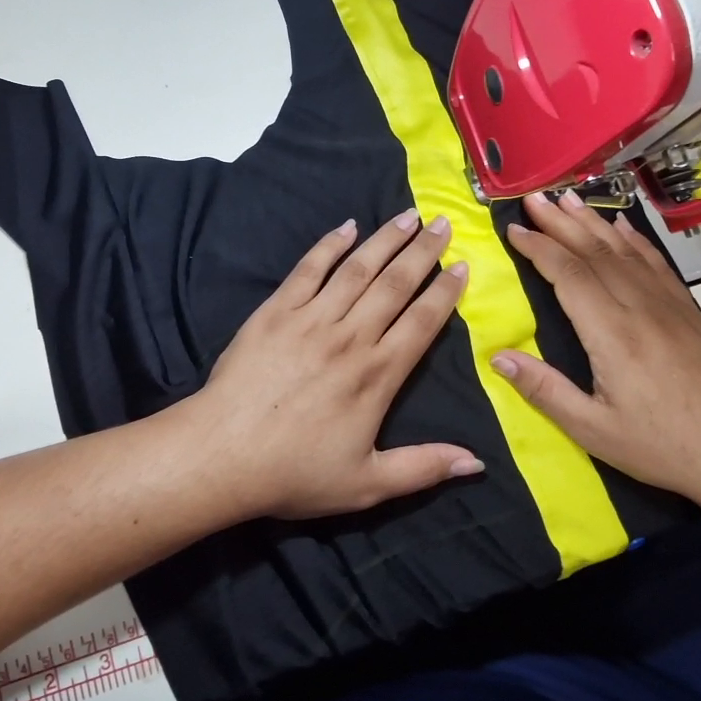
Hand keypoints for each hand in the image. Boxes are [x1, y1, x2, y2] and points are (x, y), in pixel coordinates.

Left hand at [175, 210, 480, 519]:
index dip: (446, 292)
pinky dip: (328, 246)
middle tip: (443, 224)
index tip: (463, 265)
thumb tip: (477, 462)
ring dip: (385, 240)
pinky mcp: (275, 311)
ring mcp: (311, 319)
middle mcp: (351, 336)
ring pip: (357, 269)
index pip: (423, 321)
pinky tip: (346, 227)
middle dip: (423, 252)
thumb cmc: (295, 472)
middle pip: (396, 284)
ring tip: (408, 216)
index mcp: (378, 374)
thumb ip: (423, 467)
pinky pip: (307, 270)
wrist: (223, 454)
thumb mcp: (367, 484)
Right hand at [491, 192, 700, 508]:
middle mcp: (641, 309)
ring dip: (593, 223)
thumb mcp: (593, 430)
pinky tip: (622, 227)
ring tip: (568, 200)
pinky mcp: (691, 314)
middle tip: (533, 198)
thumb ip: (545, 390)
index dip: (539, 248)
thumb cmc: (661, 447)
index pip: (569, 275)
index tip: (514, 230)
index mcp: (613, 335)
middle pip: (595, 253)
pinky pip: (658, 265)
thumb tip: (498, 356)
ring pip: (626, 252)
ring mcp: (671, 308)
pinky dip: (635, 241)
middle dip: (561, 223)